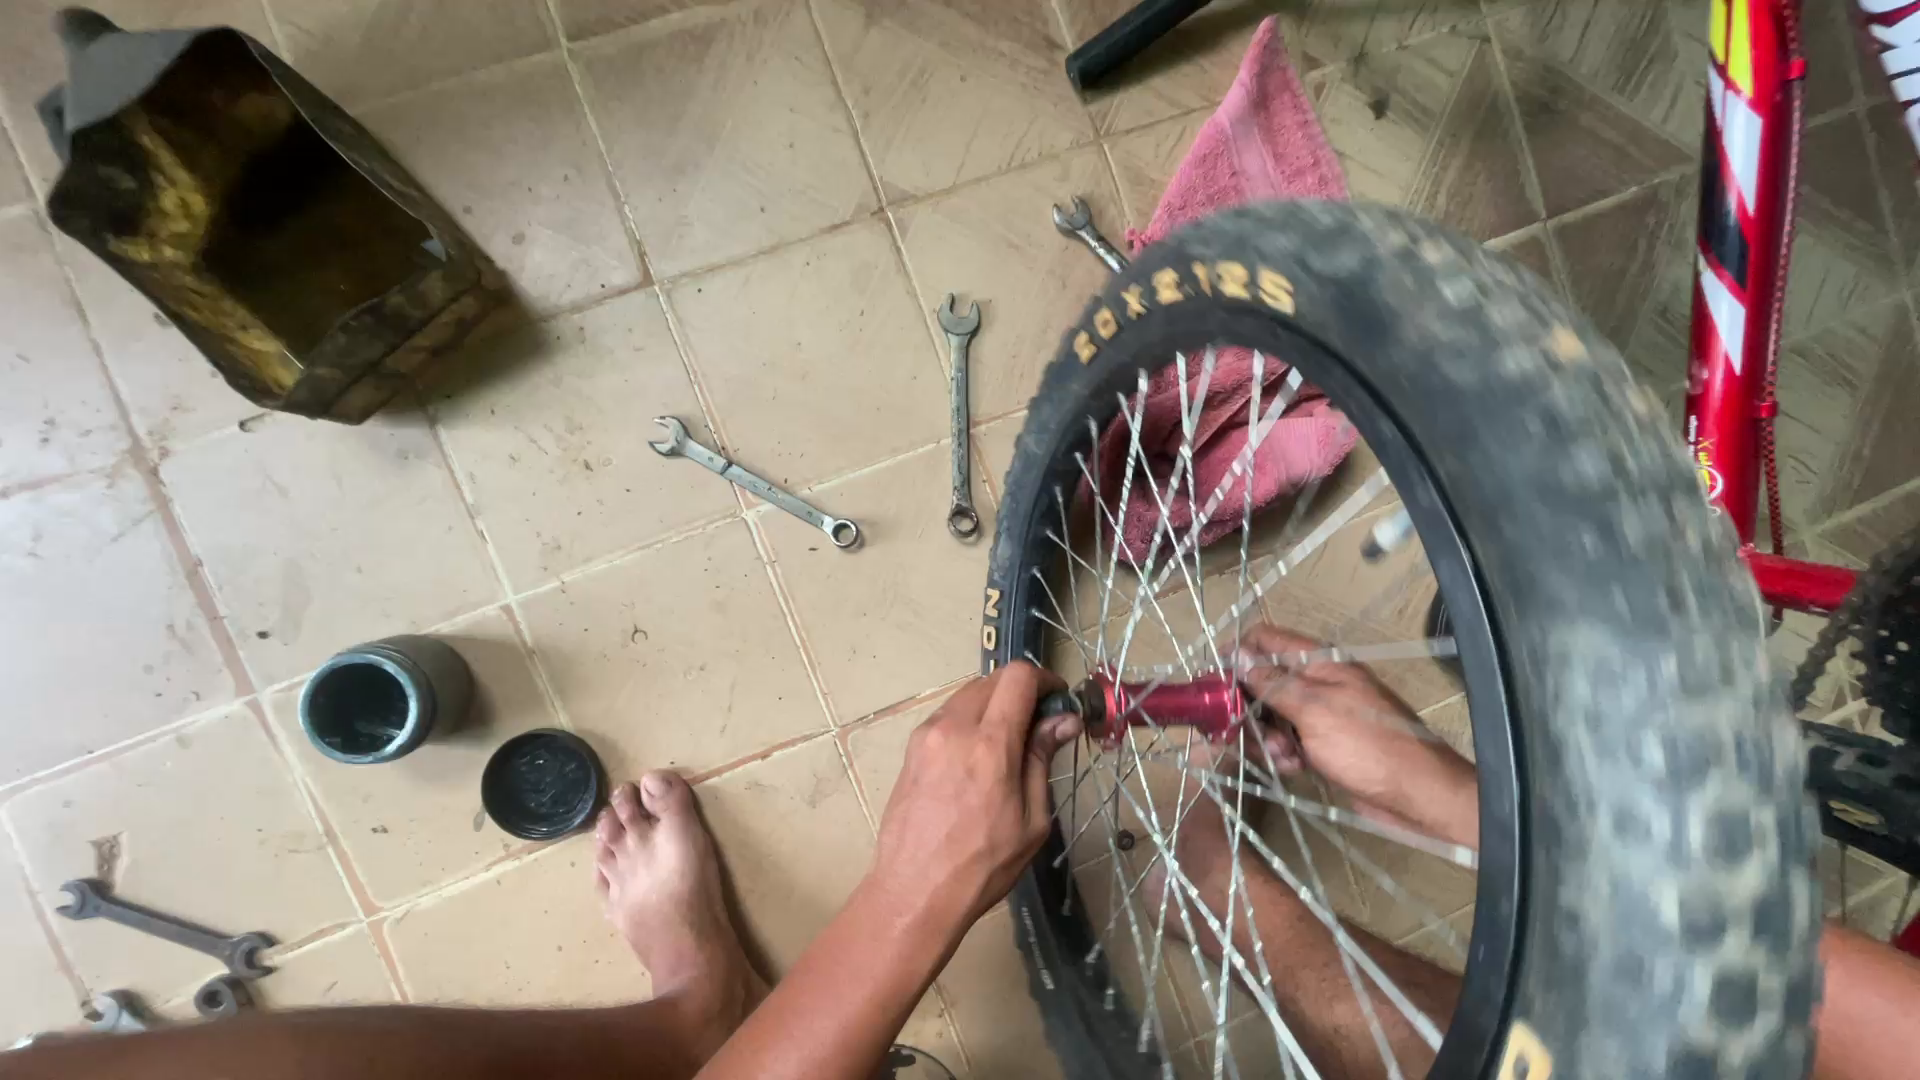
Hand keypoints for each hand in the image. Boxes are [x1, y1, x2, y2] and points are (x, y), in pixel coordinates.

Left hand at [870, 662, 1080, 929]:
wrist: (914, 892)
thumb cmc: (982, 865)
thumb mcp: (1031, 820)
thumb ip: (1042, 759)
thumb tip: (1064, 720)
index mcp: (989, 744)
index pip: (1018, 677)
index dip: (1044, 680)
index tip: (1058, 700)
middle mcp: (953, 727)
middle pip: (992, 679)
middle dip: (1020, 690)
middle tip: (1038, 723)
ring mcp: (927, 735)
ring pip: (967, 693)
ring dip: (994, 703)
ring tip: (1009, 741)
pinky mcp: (911, 748)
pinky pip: (947, 715)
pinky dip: (970, 718)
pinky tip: (978, 754)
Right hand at [1238, 624, 1478, 849]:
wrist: (1419, 796)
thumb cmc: (1368, 746)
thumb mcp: (1314, 710)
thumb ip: (1272, 682)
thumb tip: (1238, 655)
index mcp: (1320, 663)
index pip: (1266, 639)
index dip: (1237, 652)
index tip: (1212, 677)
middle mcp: (1318, 683)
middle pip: (1263, 679)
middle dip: (1247, 704)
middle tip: (1234, 728)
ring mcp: (1321, 714)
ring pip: (1271, 714)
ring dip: (1265, 734)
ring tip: (1279, 755)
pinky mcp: (1323, 743)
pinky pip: (1288, 739)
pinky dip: (1284, 752)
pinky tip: (1292, 768)